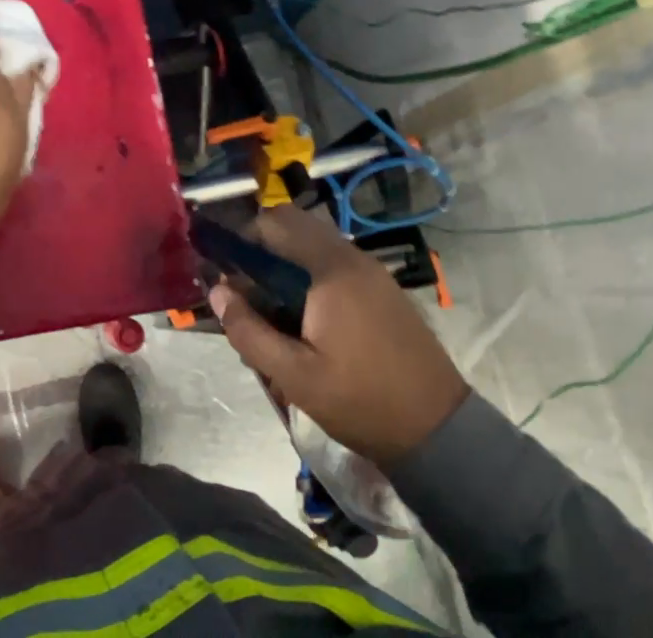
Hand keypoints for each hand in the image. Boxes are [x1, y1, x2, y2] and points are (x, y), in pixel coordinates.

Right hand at [208, 205, 468, 463]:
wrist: (436, 429)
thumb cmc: (360, 401)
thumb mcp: (293, 375)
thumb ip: (248, 330)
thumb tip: (215, 291)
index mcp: (331, 270)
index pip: (275, 223)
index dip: (242, 237)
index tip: (222, 270)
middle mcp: (354, 259)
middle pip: (296, 229)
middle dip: (262, 251)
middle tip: (243, 294)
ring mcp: (374, 273)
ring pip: (315, 248)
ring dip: (287, 266)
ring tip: (271, 314)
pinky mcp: (384, 291)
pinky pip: (336, 267)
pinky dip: (311, 279)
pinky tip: (304, 322)